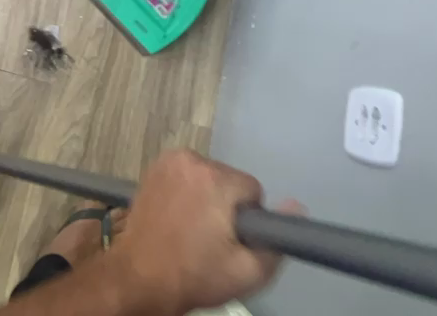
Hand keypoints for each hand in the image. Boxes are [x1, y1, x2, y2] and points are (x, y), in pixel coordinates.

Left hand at [110, 149, 295, 313]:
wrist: (140, 277)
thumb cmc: (195, 276)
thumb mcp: (248, 273)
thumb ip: (277, 241)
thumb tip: (297, 205)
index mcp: (215, 179)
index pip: (252, 190)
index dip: (248, 219)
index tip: (232, 239)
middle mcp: (191, 159)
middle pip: (229, 180)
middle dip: (227, 206)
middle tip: (211, 238)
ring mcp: (169, 160)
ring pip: (208, 177)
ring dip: (207, 197)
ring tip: (193, 230)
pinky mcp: (154, 166)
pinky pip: (186, 175)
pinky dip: (187, 191)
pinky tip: (178, 217)